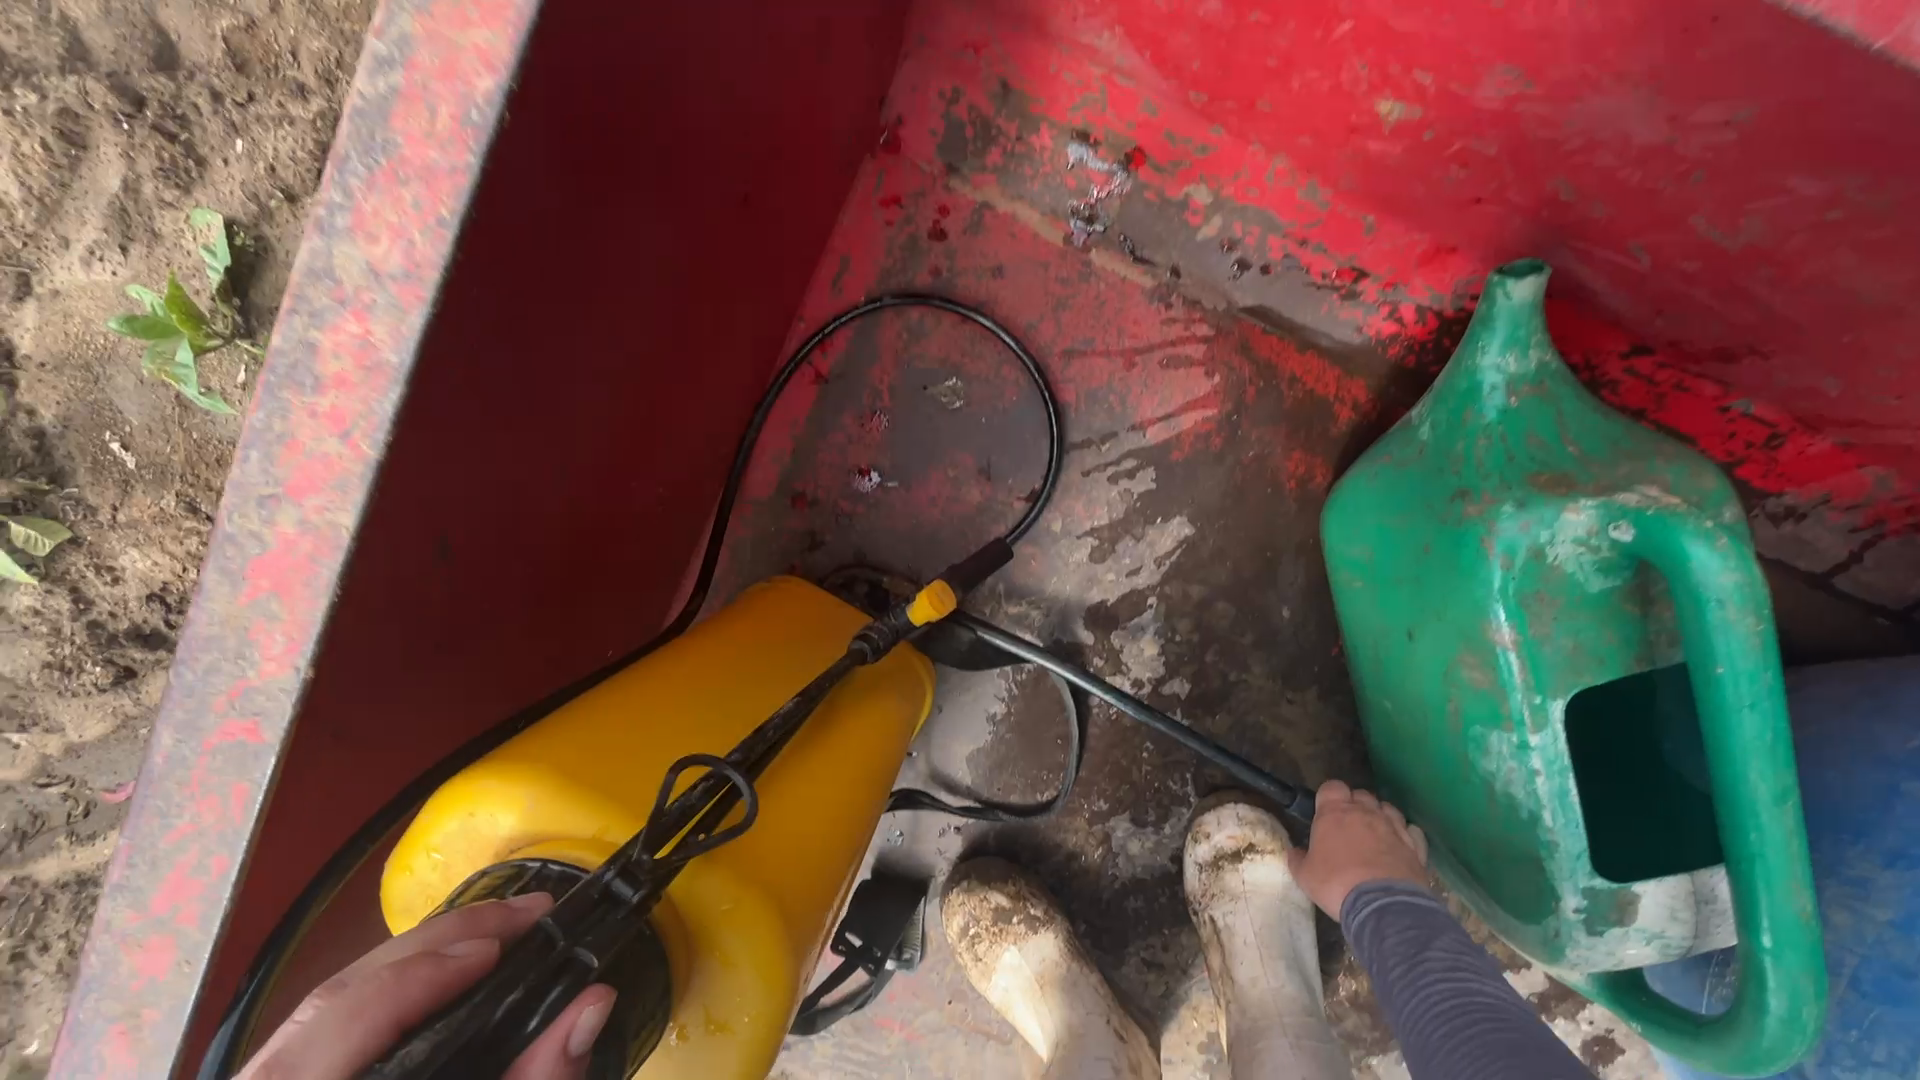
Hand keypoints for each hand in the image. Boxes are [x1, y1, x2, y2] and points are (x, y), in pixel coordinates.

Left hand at [238, 892, 615, 1079]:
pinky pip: (333, 1030)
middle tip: (533, 914)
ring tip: (507, 931)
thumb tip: (594, 1000)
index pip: (336, 1035)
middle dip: (439, 942)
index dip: (415, 980)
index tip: (500, 947)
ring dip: (424, 956)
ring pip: (327, 1008)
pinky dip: (402, 989)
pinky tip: (458, 974)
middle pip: (332, 1004)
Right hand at [1286, 780, 1429, 917]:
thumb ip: (1298, 859)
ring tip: (1375, 834)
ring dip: (1380, 816)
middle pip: (1361, 794)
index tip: (1324, 811)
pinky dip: (1406, 833)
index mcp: (1334, 813)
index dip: (1328, 796)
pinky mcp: (1415, 846)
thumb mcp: (1305, 875)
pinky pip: (1411, 830)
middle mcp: (1365, 812)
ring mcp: (1393, 827)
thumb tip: (1295, 852)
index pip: (1332, 786)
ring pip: (1388, 808)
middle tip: (1348, 825)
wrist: (1384, 907)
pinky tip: (1400, 844)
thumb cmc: (1337, 884)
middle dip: (1355, 804)